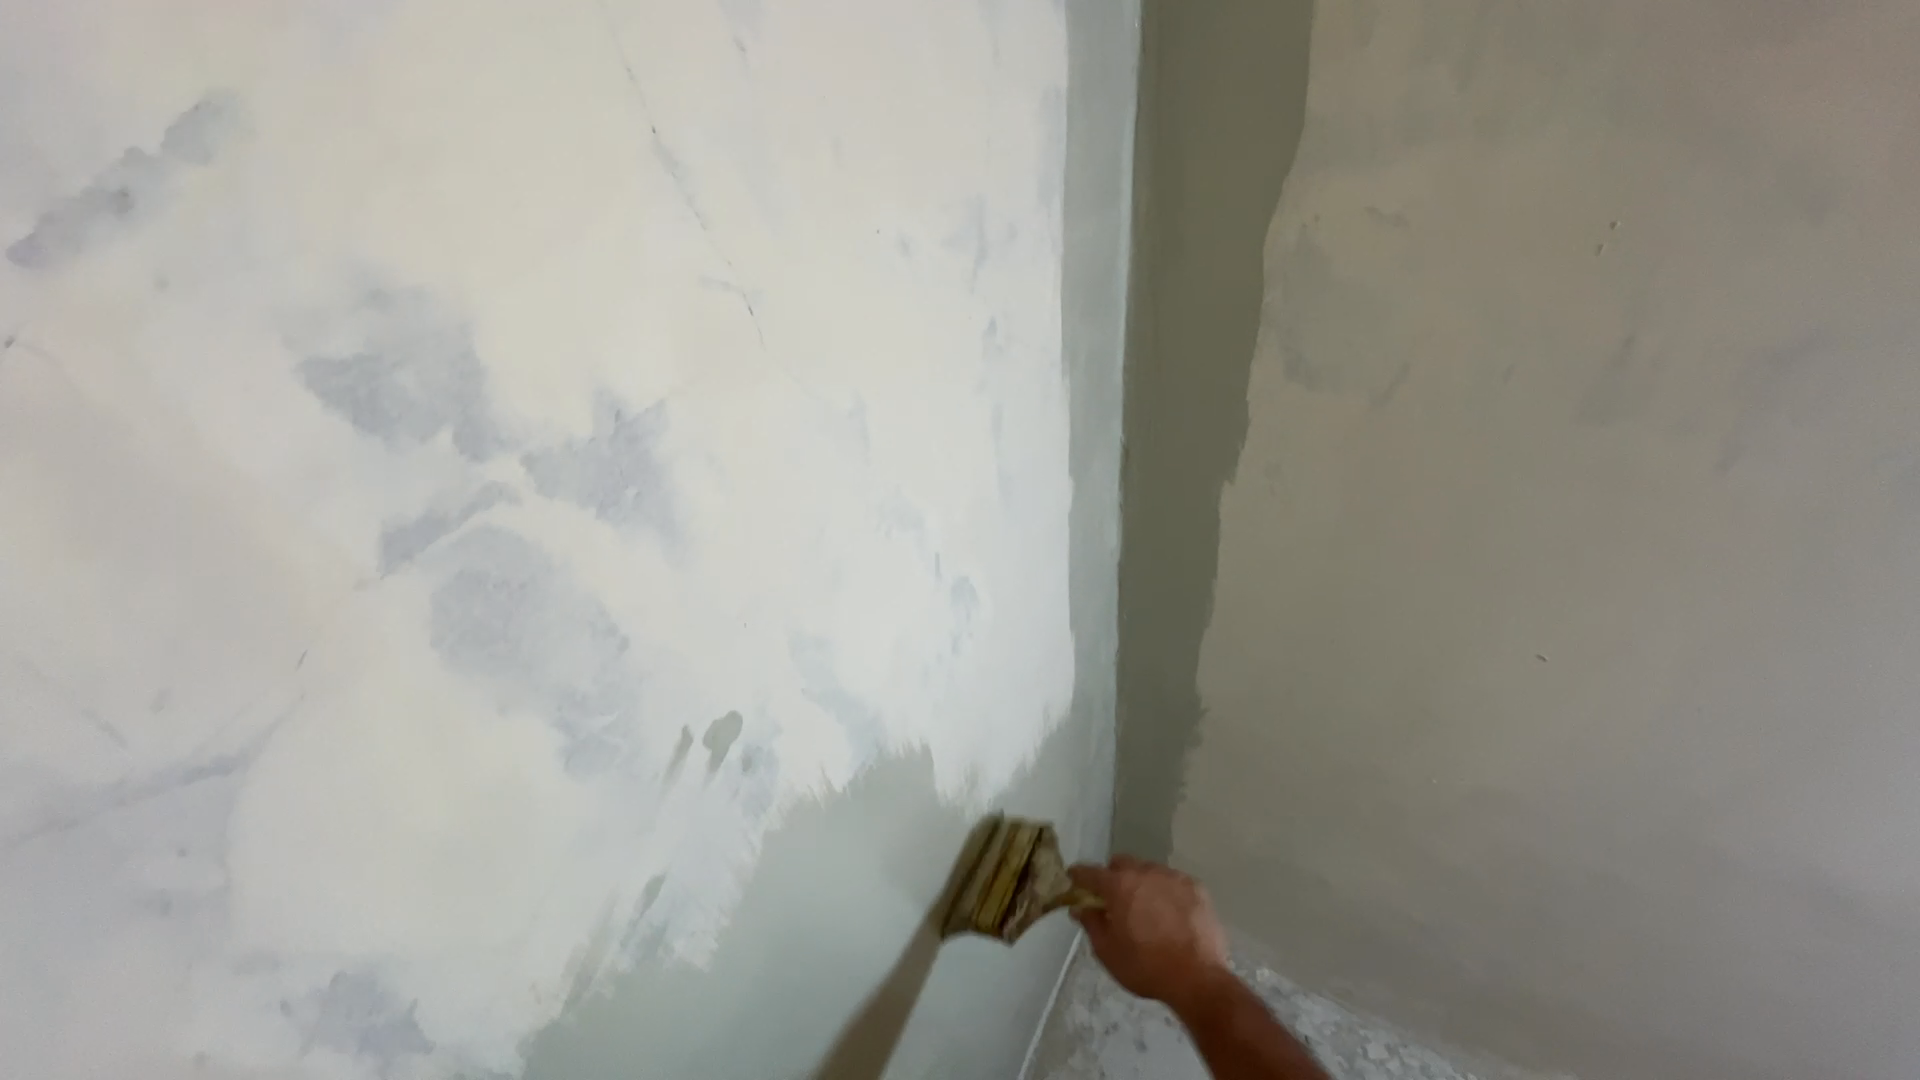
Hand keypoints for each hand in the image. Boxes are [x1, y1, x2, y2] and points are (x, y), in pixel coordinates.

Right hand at [1068, 856, 1233, 1014]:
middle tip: (1115, 901)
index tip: (1073, 879)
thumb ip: (1091, 924)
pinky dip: (1166, 892)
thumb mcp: (1108, 952)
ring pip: (1148, 870)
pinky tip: (1171, 914)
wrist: (1198, 979)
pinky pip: (1172, 881)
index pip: (1090, 872)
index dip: (1079, 875)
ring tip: (1147, 910)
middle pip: (1121, 864)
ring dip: (1141, 884)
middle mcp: (1144, 872)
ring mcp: (1172, 877)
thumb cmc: (1146, 967)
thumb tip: (1080, 907)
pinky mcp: (1195, 887)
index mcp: (1118, 886)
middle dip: (1113, 877)